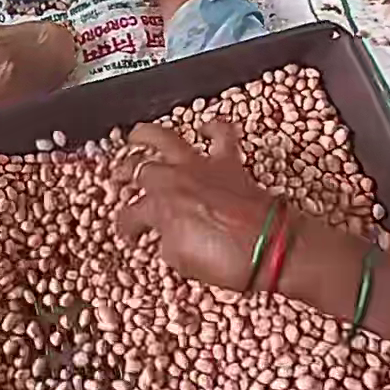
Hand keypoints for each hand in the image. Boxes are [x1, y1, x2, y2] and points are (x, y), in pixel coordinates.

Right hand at [116, 120, 282, 291]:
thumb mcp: (181, 261)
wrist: (271, 247)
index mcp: (157, 207)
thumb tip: (166, 236)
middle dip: (124, 174)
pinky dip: (212, 128)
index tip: (130, 234)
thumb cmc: (225, 261)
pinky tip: (205, 127)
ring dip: (147, 135)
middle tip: (119, 177)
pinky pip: (220, 135)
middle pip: (139, 170)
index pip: (130, 214)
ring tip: (137, 134)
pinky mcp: (227, 163)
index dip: (127, 226)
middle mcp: (173, 181)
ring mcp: (199, 168)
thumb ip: (167, 243)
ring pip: (165, 139)